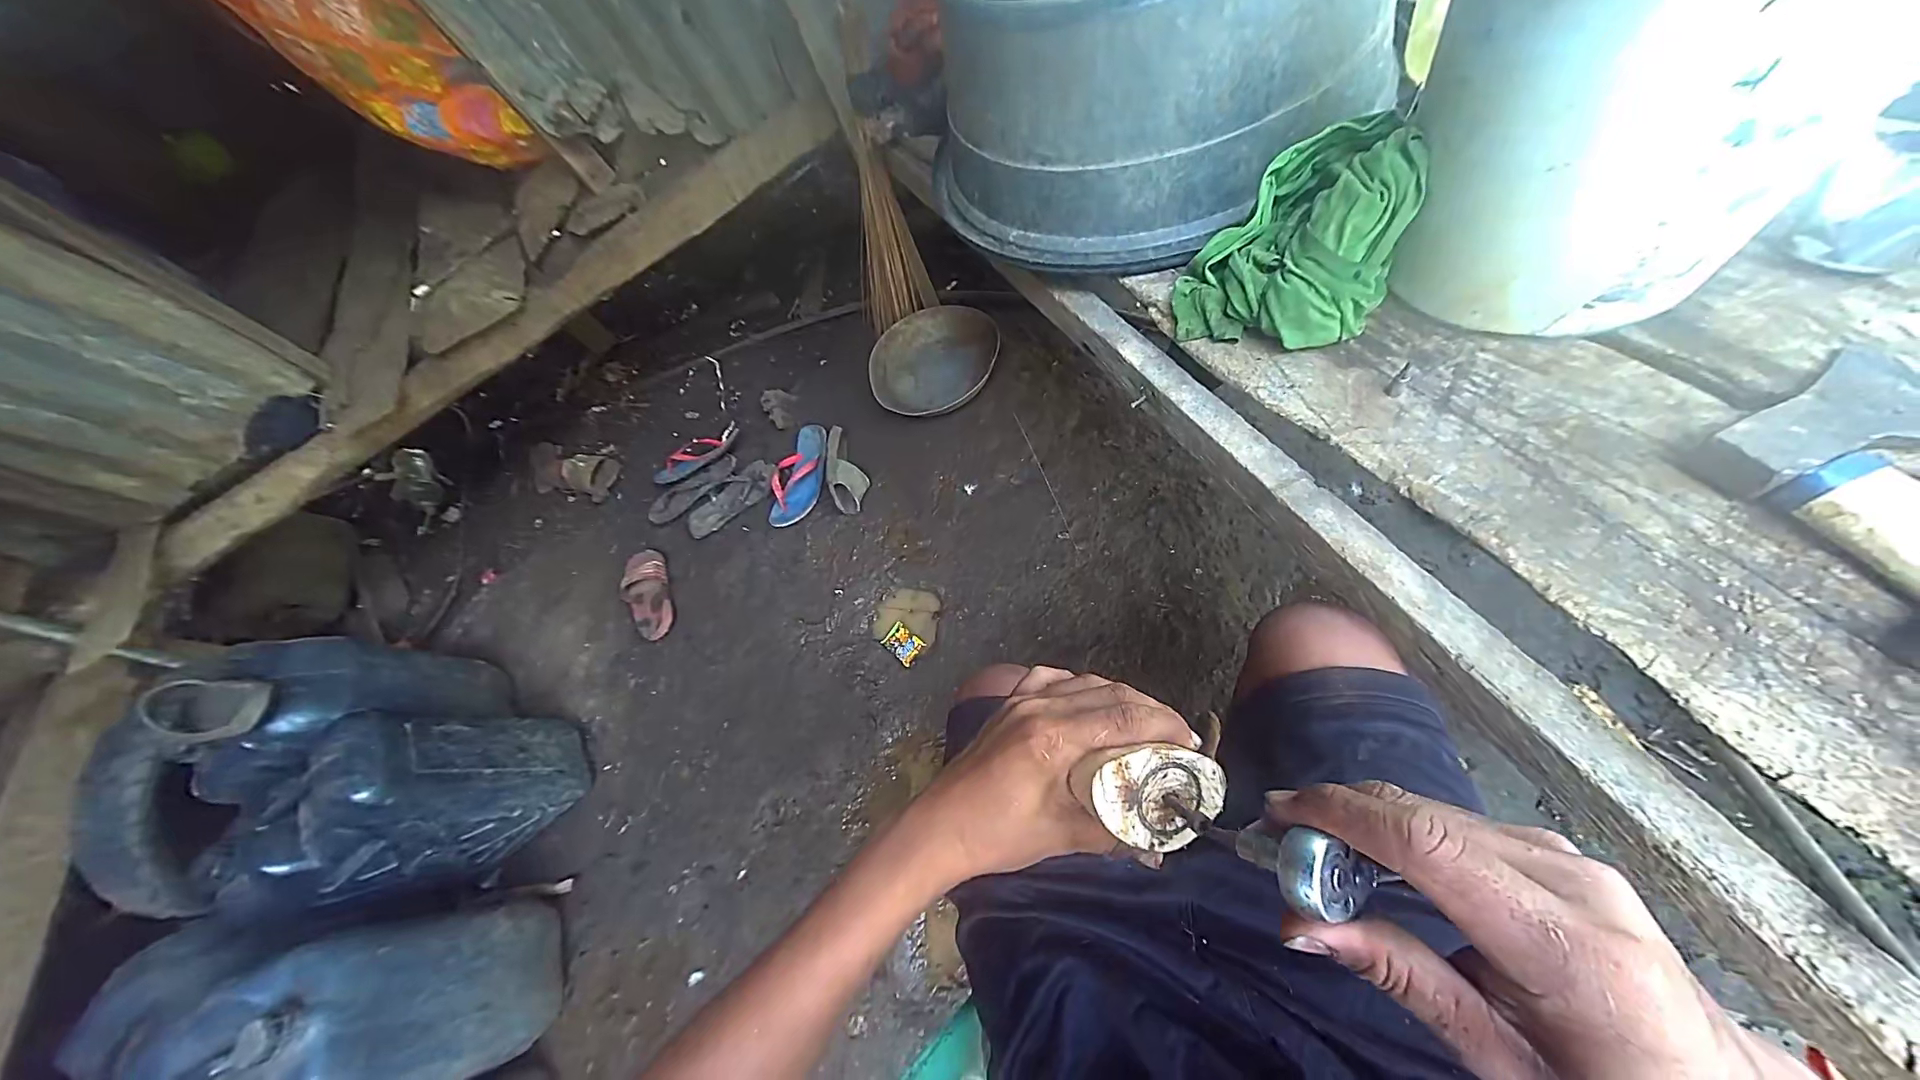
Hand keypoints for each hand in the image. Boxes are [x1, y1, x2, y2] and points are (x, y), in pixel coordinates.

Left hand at [902, 667, 1198, 886]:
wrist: (940, 826)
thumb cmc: (998, 835)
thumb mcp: (1061, 836)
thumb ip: (1112, 834)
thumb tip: (1157, 847)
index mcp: (1053, 737)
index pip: (1123, 717)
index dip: (1164, 725)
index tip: (1189, 742)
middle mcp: (1039, 706)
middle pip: (1110, 693)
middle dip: (1150, 710)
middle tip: (1175, 735)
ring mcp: (1020, 700)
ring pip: (1084, 682)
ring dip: (1119, 696)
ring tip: (1142, 721)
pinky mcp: (1008, 704)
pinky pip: (1052, 680)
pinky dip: (1079, 686)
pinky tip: (1089, 701)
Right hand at [1266, 782, 1808, 1079]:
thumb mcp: (1499, 1057)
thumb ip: (1401, 977)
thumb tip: (1298, 926)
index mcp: (1564, 944)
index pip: (1426, 844)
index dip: (1341, 815)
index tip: (1278, 813)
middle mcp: (1570, 880)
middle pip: (1424, 815)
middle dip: (1339, 812)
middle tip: (1281, 833)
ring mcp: (1571, 859)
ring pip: (1437, 811)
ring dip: (1367, 819)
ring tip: (1319, 846)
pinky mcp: (1561, 854)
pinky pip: (1460, 823)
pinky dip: (1403, 829)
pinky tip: (1377, 853)